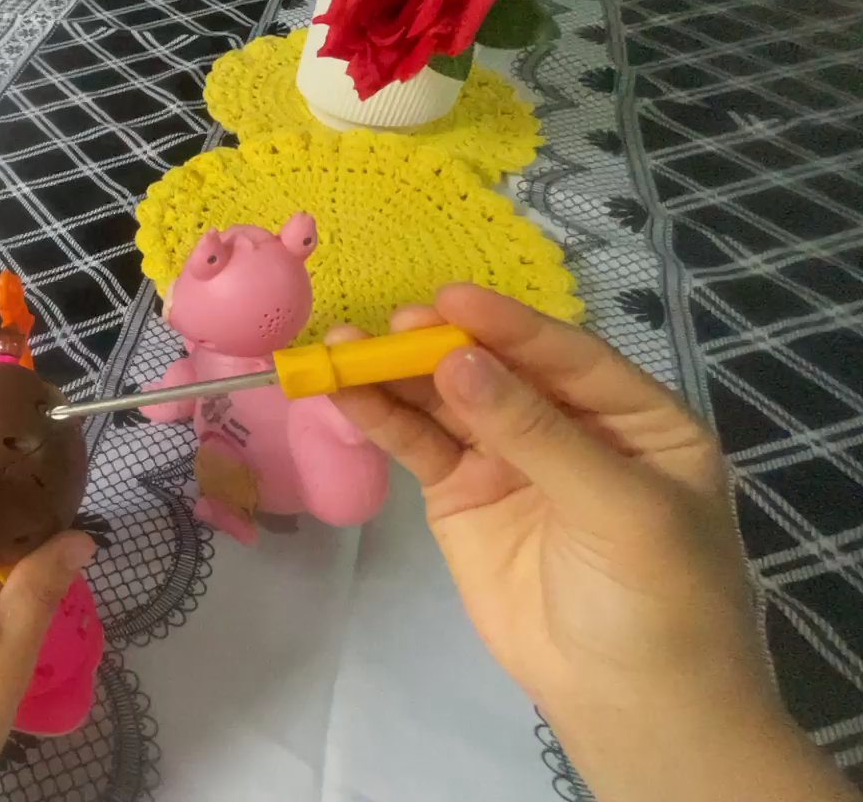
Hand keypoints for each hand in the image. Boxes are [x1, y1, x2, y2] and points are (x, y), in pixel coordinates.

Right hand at [328, 284, 856, 801]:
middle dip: (437, 345)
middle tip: (388, 326)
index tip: (447, 299)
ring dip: (390, 374)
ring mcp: (500, 456)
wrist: (619, 697)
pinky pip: (412, 441)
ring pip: (439, 401)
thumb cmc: (655, 599)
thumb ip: (532, 430)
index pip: (564, 357)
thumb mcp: (616, 508)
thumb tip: (453, 359)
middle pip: (489, 370)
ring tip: (341, 348)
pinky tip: (341, 391)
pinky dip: (376, 415)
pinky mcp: (453, 486)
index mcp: (632, 421)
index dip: (507, 325)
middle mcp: (560, 426)